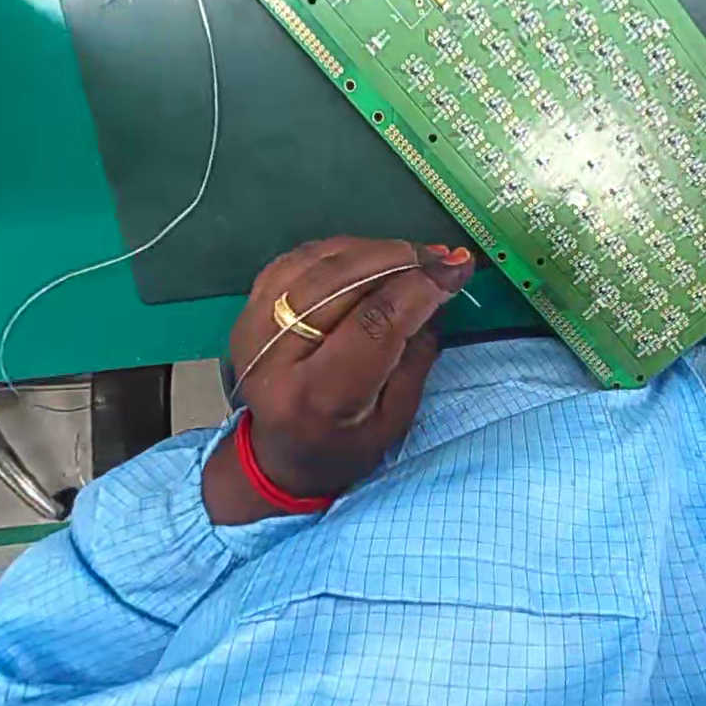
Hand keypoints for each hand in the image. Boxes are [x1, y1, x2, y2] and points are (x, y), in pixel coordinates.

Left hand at [203, 237, 474, 523]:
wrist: (280, 456)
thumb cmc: (345, 446)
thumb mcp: (395, 419)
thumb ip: (416, 354)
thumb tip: (436, 289)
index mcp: (316, 397)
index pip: (373, 324)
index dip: (420, 288)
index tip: (457, 270)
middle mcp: (275, 357)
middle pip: (342, 282)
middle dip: (401, 260)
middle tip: (441, 256)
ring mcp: (253, 327)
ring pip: (320, 262)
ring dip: (375, 249)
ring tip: (414, 255)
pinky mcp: (248, 309)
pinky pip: (299, 259)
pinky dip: (341, 251)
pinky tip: (371, 257)